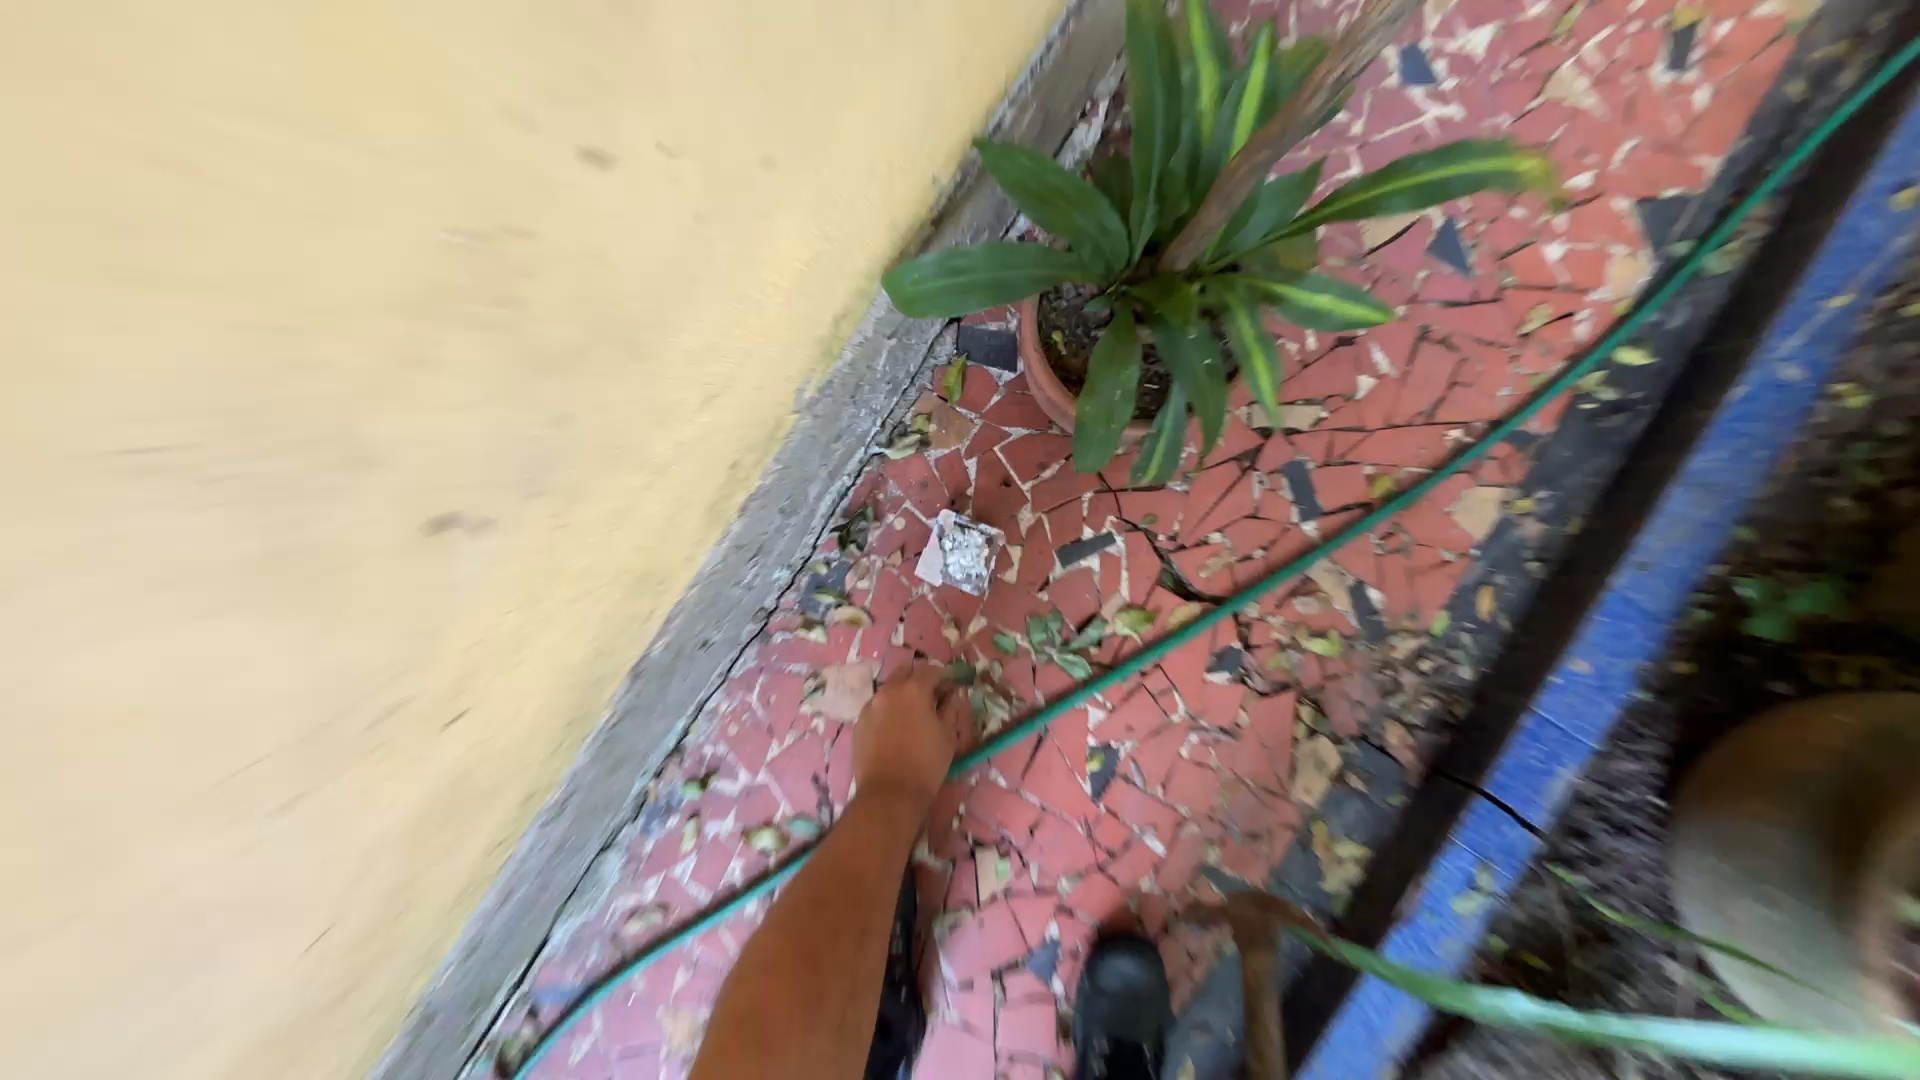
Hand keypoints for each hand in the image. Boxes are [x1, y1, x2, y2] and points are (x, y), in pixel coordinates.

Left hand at [851, 665, 970, 813]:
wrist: (889, 794)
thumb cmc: (926, 764)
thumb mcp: (948, 735)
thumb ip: (951, 708)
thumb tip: (953, 694)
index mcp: (913, 690)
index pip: (931, 670)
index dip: (944, 676)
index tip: (951, 687)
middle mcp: (888, 691)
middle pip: (905, 672)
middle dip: (920, 678)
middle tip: (932, 696)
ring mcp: (870, 706)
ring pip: (889, 688)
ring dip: (902, 693)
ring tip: (913, 714)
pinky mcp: (859, 722)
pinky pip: (877, 706)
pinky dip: (888, 709)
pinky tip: (896, 728)